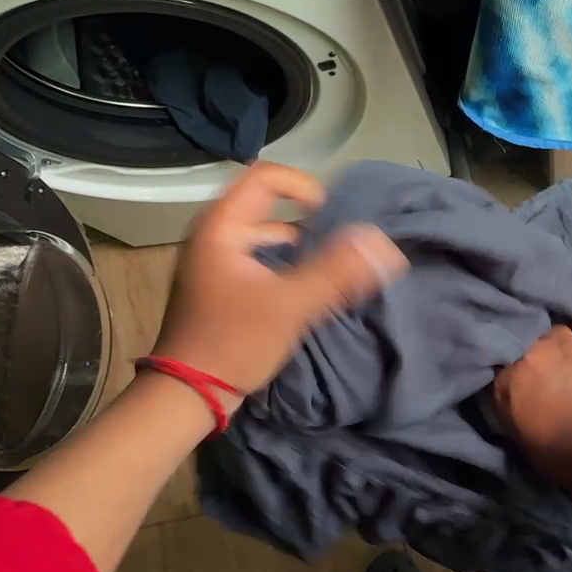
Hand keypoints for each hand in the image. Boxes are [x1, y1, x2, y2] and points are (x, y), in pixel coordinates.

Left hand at [152, 163, 406, 398]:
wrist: (187, 394)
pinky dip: (288, 267)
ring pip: (267, 237)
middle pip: (269, 207)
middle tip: (342, 246)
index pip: (266, 177)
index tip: (333, 218)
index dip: (305, 188)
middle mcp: (214, 235)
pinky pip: (261, 260)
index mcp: (221, 226)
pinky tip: (310, 290)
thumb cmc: (233, 343)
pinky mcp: (223, 286)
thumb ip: (337, 272)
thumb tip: (384, 244)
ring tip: (334, 269)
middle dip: (310, 223)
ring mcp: (216, 261)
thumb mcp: (290, 305)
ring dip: (301, 248)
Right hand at [494, 321, 571, 485]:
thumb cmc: (561, 452)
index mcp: (510, 380)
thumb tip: (511, 399)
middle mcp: (533, 355)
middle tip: (547, 376)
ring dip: (561, 344)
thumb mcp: (521, 439)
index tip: (521, 390)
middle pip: (529, 345)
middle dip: (536, 358)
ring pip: (557, 332)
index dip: (513, 380)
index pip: (501, 370)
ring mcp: (565, 346)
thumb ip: (510, 411)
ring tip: (569, 360)